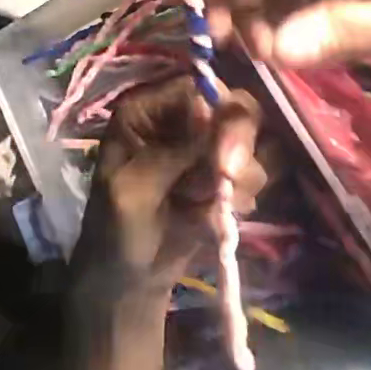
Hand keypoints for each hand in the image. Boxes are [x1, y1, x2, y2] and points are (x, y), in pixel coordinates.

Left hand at [72, 77, 265, 306]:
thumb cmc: (115, 229)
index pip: (197, 88)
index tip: (224, 152)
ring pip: (251, 143)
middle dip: (237, 145)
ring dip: (239, 177)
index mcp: (147, 111)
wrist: (128, 282)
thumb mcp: (133, 189)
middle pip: (234, 107)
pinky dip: (243, 197)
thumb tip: (211, 109)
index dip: (219, 111)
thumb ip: (173, 151)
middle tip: (227, 179)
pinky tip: (217, 218)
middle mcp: (180, 120)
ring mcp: (206, 149)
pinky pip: (255, 174)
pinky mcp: (225, 179)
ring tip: (209, 206)